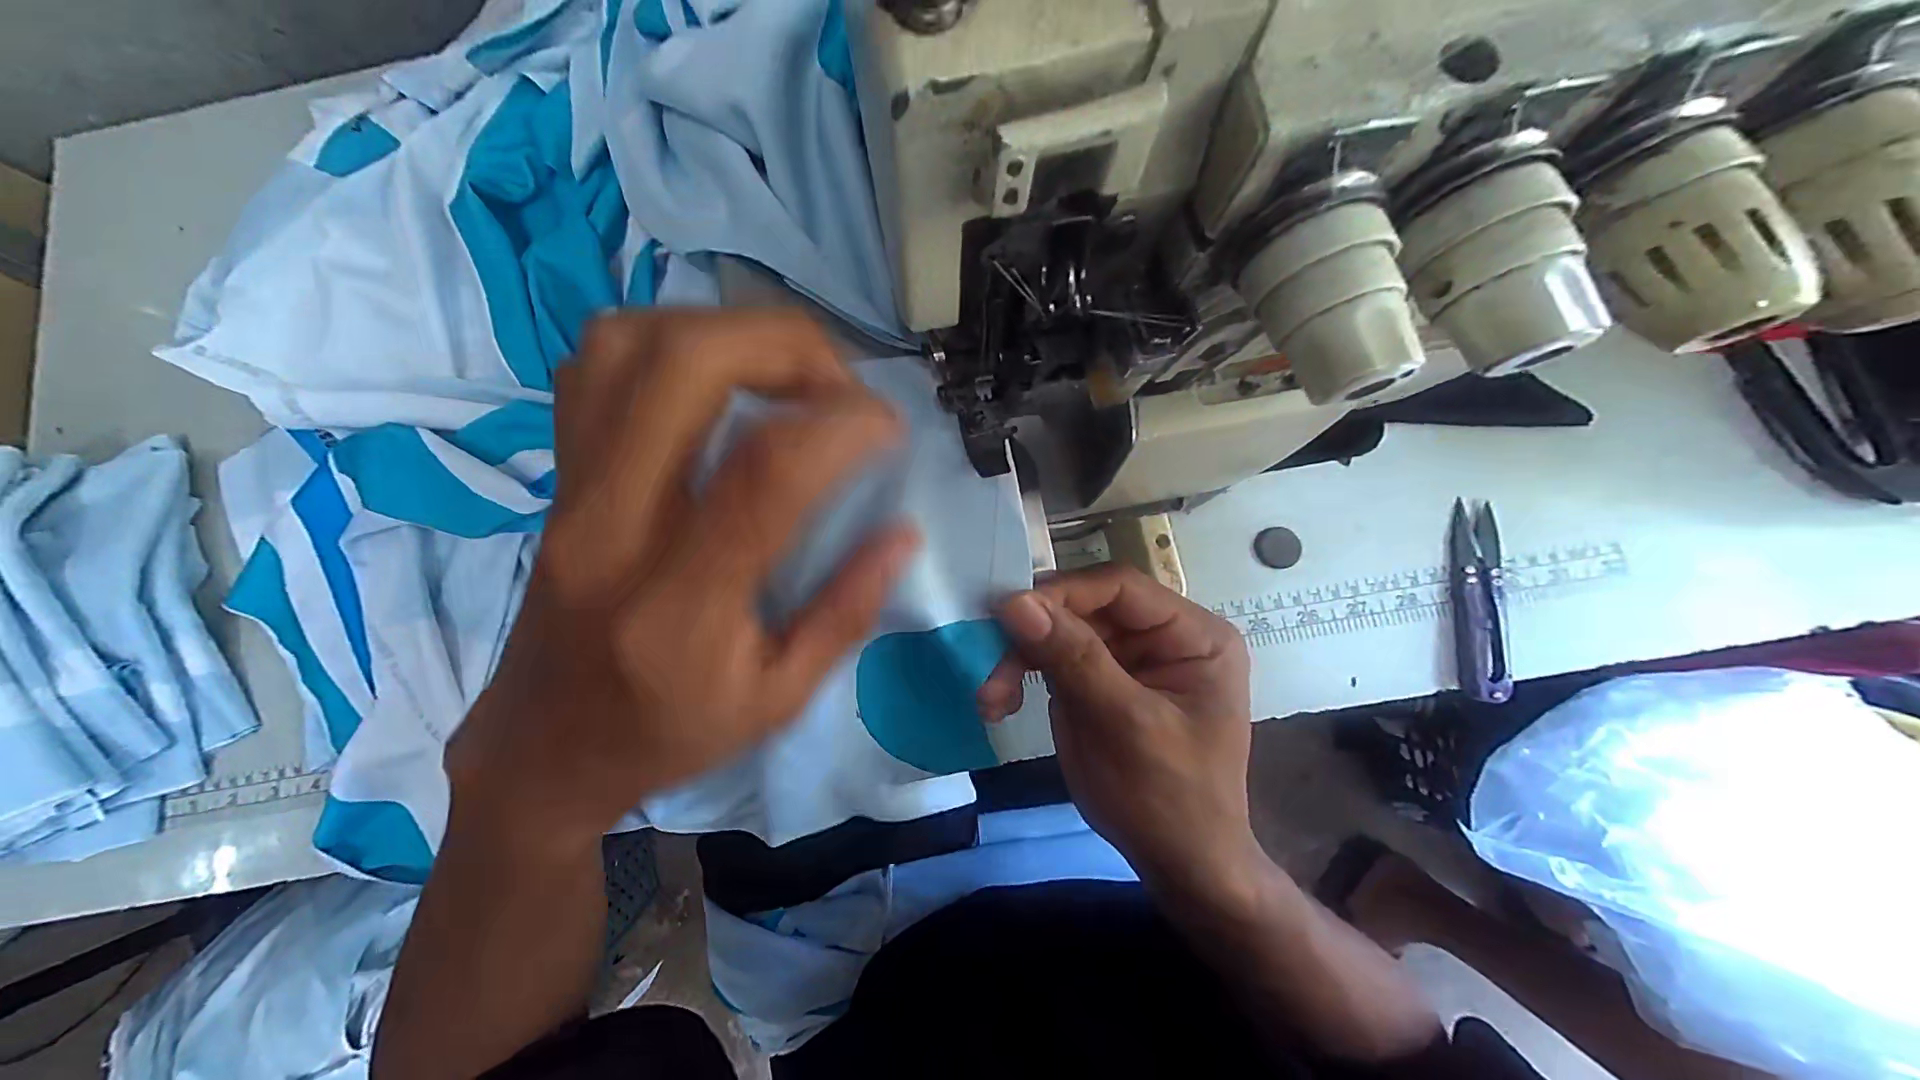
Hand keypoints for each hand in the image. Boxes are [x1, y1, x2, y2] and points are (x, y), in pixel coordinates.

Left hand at [446, 310, 919, 845]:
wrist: (543, 747)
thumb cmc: (669, 732)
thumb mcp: (777, 700)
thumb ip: (846, 614)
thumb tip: (903, 532)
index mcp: (681, 603)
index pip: (763, 472)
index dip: (840, 424)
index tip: (888, 428)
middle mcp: (614, 526)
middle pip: (683, 366)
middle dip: (784, 345)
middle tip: (838, 385)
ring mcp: (573, 490)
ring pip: (628, 344)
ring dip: (726, 331)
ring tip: (784, 373)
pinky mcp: (558, 475)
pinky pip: (595, 364)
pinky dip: (669, 343)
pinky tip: (718, 382)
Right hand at [979, 564, 1255, 891]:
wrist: (1179, 867)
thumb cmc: (1169, 799)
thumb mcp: (1124, 725)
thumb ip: (1073, 658)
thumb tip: (1015, 601)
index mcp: (1193, 635)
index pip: (1120, 588)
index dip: (1063, 594)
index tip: (1007, 614)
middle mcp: (1161, 636)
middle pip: (1084, 609)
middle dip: (1034, 636)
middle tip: (990, 669)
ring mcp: (1127, 659)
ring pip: (1059, 632)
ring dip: (1018, 660)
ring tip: (990, 700)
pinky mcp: (1098, 682)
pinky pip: (1052, 661)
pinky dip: (1022, 678)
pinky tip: (1001, 704)